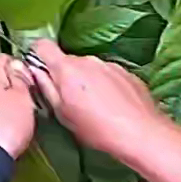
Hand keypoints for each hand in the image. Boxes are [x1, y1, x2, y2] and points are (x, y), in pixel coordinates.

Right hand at [25, 38, 180, 181]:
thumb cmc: (97, 128)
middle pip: (67, 60)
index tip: (40, 71)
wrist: (145, 136)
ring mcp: (110, 65)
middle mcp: (88, 60)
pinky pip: (107, 74)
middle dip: (64, 75)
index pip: (42, 45)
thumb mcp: (61, 113)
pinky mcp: (128, 73)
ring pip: (88, 68)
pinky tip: (112, 105)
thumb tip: (35, 71)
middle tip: (70, 99)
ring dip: (86, 80)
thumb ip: (45, 87)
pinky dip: (105, 85)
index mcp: (67, 68)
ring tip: (95, 105)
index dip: (37, 55)